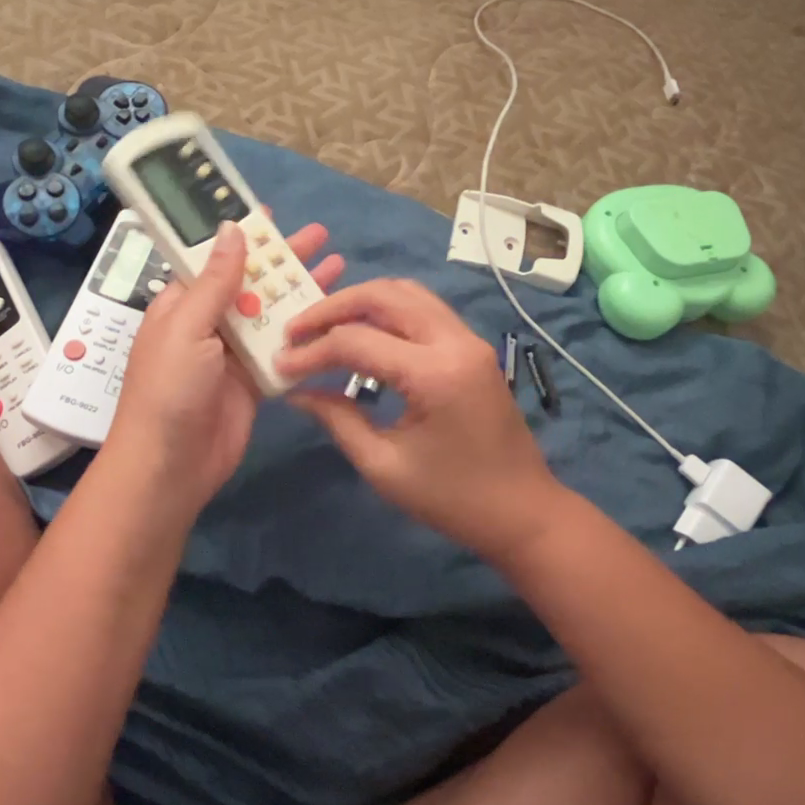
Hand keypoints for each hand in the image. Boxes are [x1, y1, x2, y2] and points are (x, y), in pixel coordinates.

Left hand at [100, 219, 344, 512]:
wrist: (170, 466)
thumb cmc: (169, 389)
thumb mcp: (187, 327)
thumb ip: (214, 281)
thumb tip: (231, 229)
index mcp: (181, 304)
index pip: (213, 258)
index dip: (241, 236)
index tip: (271, 214)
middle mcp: (208, 323)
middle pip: (250, 282)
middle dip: (282, 258)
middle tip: (320, 235)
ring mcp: (233, 354)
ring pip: (272, 313)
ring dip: (301, 291)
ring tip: (338, 265)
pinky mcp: (254, 382)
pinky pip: (284, 349)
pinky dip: (307, 333)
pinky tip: (336, 317)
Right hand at [274, 279, 561, 556]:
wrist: (524, 512)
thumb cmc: (452, 500)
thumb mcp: (384, 466)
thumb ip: (338, 420)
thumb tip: (297, 391)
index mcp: (434, 374)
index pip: (357, 341)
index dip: (312, 351)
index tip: (281, 366)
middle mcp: (454, 342)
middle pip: (383, 295)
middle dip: (332, 308)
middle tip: (296, 329)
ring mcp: (468, 340)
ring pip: (406, 292)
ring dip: (360, 302)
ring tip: (323, 327)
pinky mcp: (472, 347)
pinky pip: (423, 309)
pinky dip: (386, 311)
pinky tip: (361, 333)